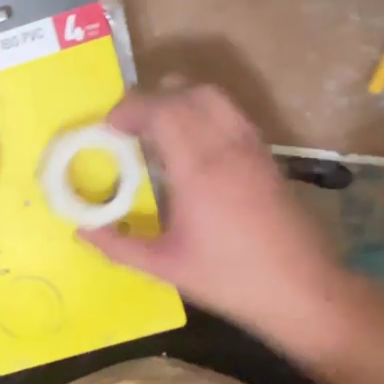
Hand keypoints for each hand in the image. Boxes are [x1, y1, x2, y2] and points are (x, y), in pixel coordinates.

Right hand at [81, 79, 354, 355]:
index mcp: (199, 169)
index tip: (110, 126)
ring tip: (158, 129)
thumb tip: (82, 232)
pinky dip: (205, 113)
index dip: (132, 109)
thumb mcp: (165, 267)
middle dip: (153, 100)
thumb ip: (119, 246)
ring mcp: (252, 149)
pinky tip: (194, 145)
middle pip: (188, 94)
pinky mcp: (267, 158)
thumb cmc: (229, 280)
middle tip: (129, 126)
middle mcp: (227, 147)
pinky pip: (232, 115)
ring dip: (181, 101)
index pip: (163, 111)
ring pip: (215, 98)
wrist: (301, 289)